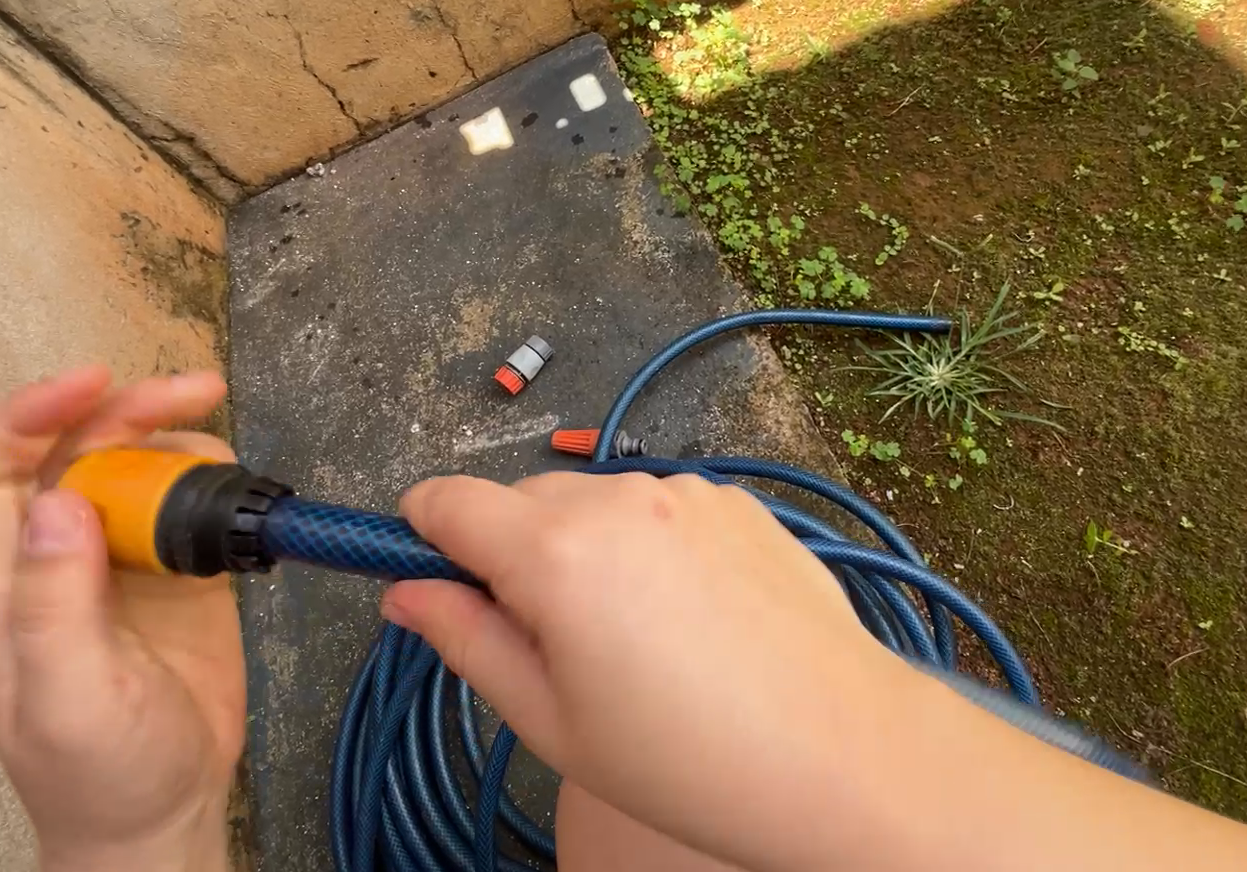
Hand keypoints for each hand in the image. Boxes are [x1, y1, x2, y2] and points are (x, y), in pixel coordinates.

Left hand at [0, 367, 242, 871]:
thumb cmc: (101, 768)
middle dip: (133, 411)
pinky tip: (241, 489)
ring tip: (227, 455)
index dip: (29, 417)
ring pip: (144, 472)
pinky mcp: (181, 573)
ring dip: (183, 443)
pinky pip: (194, 506)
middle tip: (200, 391)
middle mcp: (62, 560)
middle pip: (83, 456)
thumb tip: (57, 503)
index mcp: (8, 586)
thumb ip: (54, 604)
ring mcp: (125, 563)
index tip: (93, 379)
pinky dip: (219, 484)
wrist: (167, 805)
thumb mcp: (68, 695)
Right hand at [382, 471, 939, 871]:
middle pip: (523, 499)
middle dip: (510, 548)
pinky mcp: (732, 498)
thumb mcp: (550, 719)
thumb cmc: (683, 757)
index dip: (423, 525)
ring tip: (634, 627)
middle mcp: (617, 497)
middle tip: (549, 631)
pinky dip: (647, 538)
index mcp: (556, 552)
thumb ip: (465, 639)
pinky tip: (691, 605)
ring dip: (584, 542)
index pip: (449, 499)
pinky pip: (660, 504)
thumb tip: (407, 592)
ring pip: (594, 500)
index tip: (426, 560)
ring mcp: (683, 489)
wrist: (839, 748)